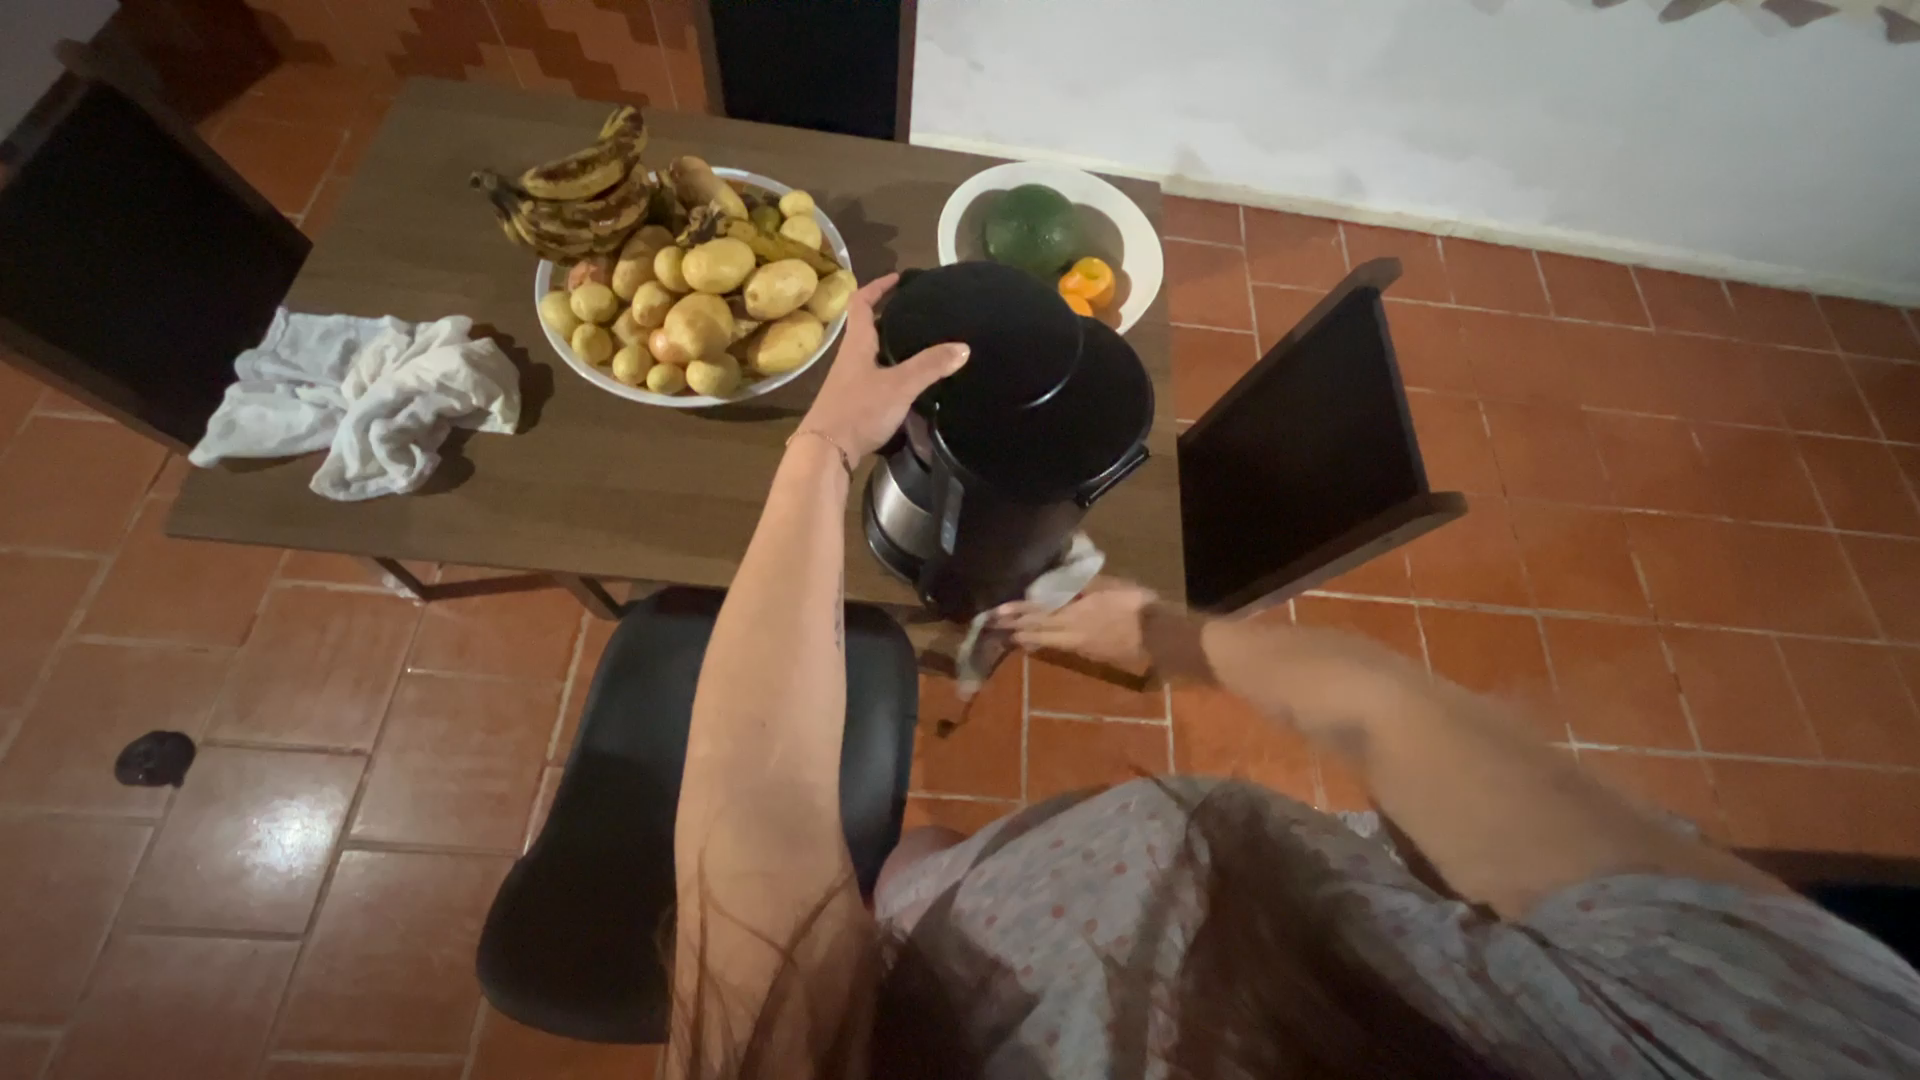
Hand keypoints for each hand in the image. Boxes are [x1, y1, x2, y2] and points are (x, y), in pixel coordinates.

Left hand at [795, 273, 968, 459]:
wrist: (827, 451)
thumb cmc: (859, 410)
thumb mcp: (900, 385)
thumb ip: (930, 366)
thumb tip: (963, 347)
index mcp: (857, 344)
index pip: (862, 303)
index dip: (878, 286)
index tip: (899, 279)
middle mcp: (850, 358)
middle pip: (869, 329)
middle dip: (891, 318)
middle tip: (920, 315)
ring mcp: (850, 382)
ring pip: (873, 355)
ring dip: (894, 348)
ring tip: (923, 348)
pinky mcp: (854, 404)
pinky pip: (876, 379)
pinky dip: (893, 374)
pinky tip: (911, 385)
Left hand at [991, 577, 1158, 667]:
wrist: (1158, 636)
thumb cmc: (1135, 605)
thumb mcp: (1108, 585)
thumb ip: (1082, 583)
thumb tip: (1060, 577)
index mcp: (1074, 614)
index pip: (1038, 612)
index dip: (1017, 612)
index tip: (997, 611)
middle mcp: (1071, 633)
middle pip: (1037, 632)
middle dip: (1015, 629)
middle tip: (993, 627)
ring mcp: (1080, 647)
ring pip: (1047, 643)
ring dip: (1028, 638)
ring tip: (1010, 636)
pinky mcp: (1090, 655)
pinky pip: (1060, 648)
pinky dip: (1045, 644)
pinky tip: (1039, 643)